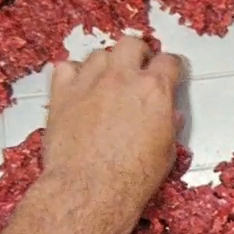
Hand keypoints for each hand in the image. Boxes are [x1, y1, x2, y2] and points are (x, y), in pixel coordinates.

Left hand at [35, 37, 183, 233]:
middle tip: (139, 69)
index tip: (170, 73)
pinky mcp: (62, 94)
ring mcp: (89, 83)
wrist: (90, 189)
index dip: (172, 67)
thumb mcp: (167, 150)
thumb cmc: (134, 176)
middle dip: (138, 53)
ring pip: (99, 53)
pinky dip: (74, 73)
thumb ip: (168, 124)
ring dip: (107, 63)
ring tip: (107, 80)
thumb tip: (169, 116)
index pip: (169, 61)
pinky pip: (65, 68)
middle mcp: (122, 78)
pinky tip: (79, 87)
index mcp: (155, 90)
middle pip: (131, 44)